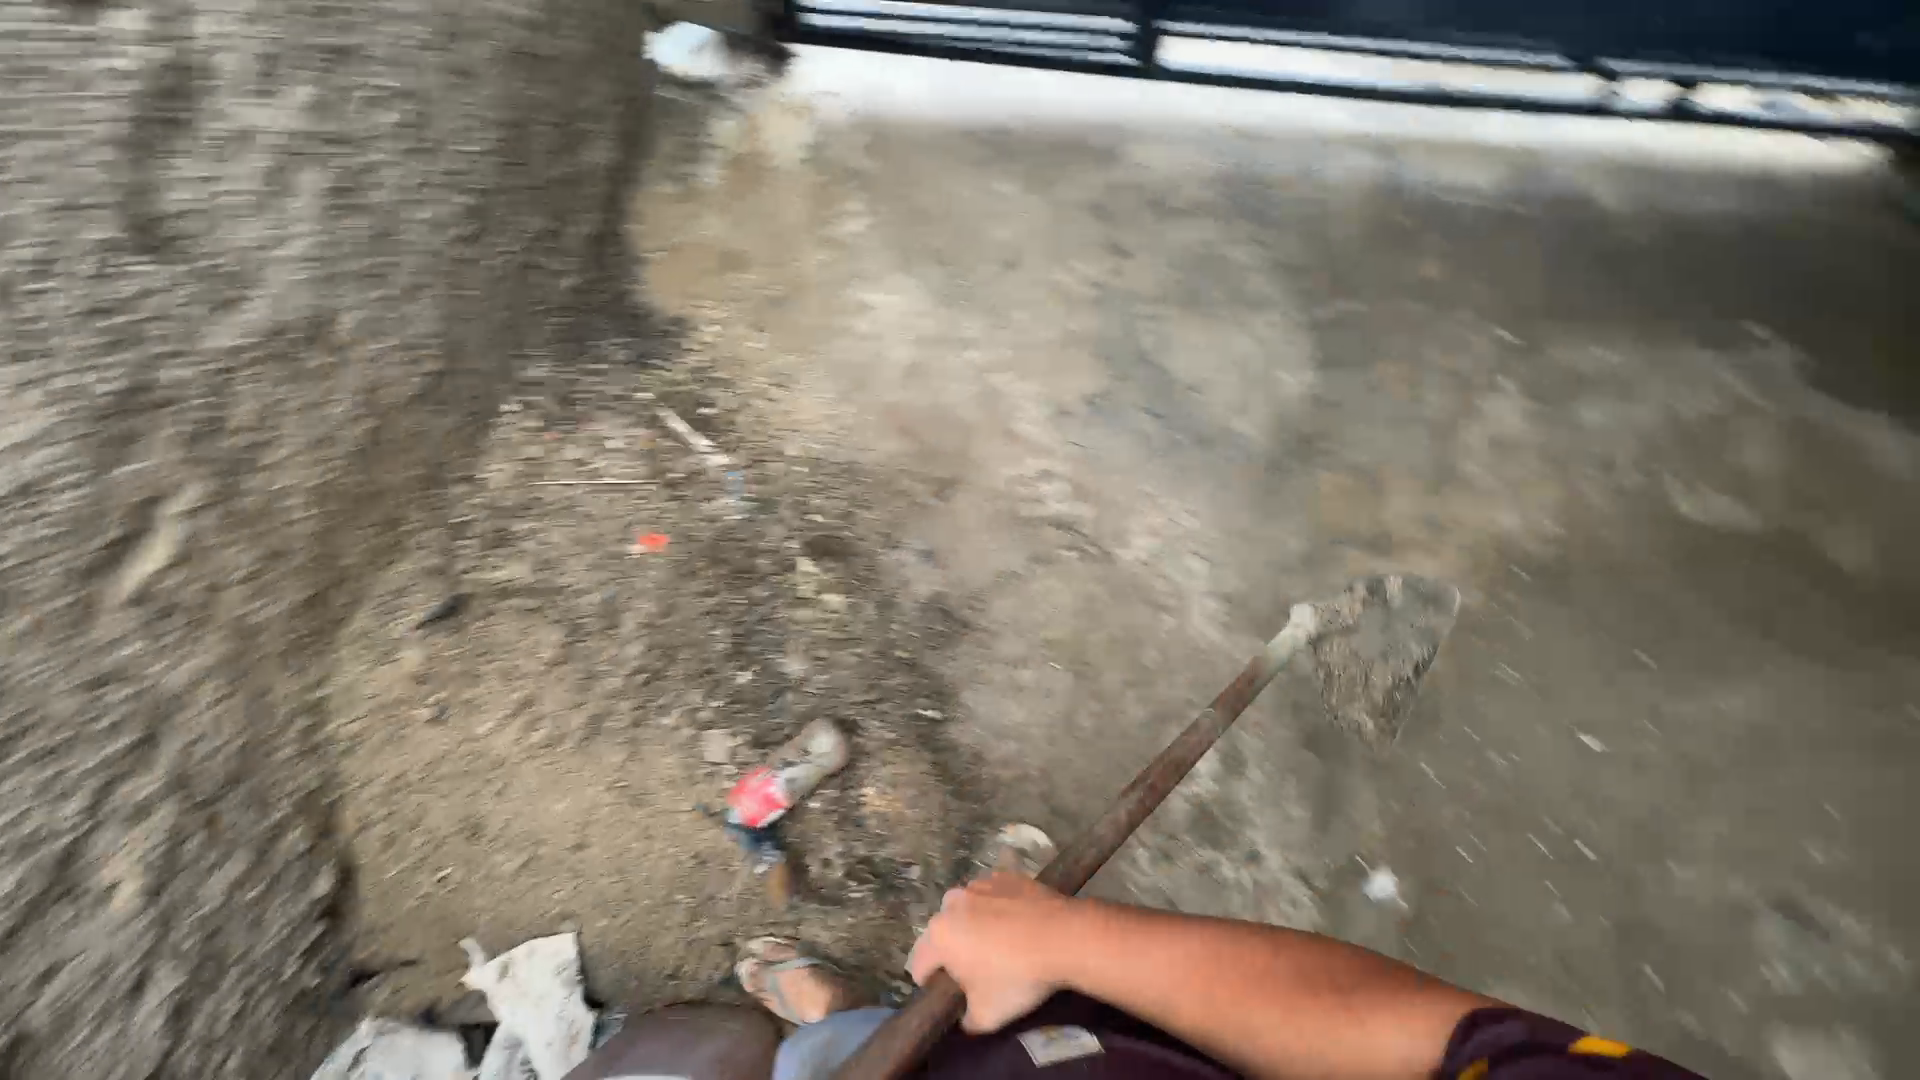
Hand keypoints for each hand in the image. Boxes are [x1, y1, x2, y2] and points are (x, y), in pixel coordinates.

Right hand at [906, 872, 1083, 1032]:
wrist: (1063, 936)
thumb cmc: (1017, 977)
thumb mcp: (986, 1017)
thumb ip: (964, 1019)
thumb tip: (964, 1013)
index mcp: (939, 935)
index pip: (919, 965)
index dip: (931, 985)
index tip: (952, 996)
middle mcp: (952, 903)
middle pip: (942, 934)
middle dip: (954, 952)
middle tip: (980, 972)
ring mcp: (979, 884)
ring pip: (966, 910)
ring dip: (974, 926)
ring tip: (1002, 945)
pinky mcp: (1005, 875)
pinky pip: (991, 896)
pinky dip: (997, 908)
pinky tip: (1018, 924)